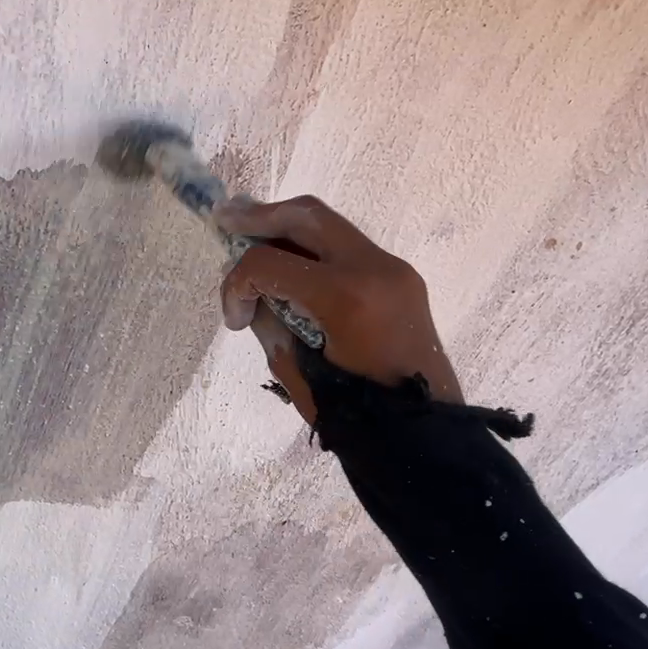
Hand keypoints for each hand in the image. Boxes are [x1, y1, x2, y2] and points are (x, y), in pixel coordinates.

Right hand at [216, 195, 460, 422]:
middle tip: (225, 218)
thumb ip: (268, 319)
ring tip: (250, 231)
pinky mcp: (397, 275)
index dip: (237, 284)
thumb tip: (251, 290)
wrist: (422, 431)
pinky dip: (310, 246)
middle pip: (304, 217)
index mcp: (345, 295)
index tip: (233, 317)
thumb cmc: (353, 412)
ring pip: (327, 223)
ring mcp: (391, 267)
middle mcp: (373, 268)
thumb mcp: (293, 367)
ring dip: (285, 226)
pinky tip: (287, 257)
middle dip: (259, 217)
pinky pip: (344, 246)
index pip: (269, 263)